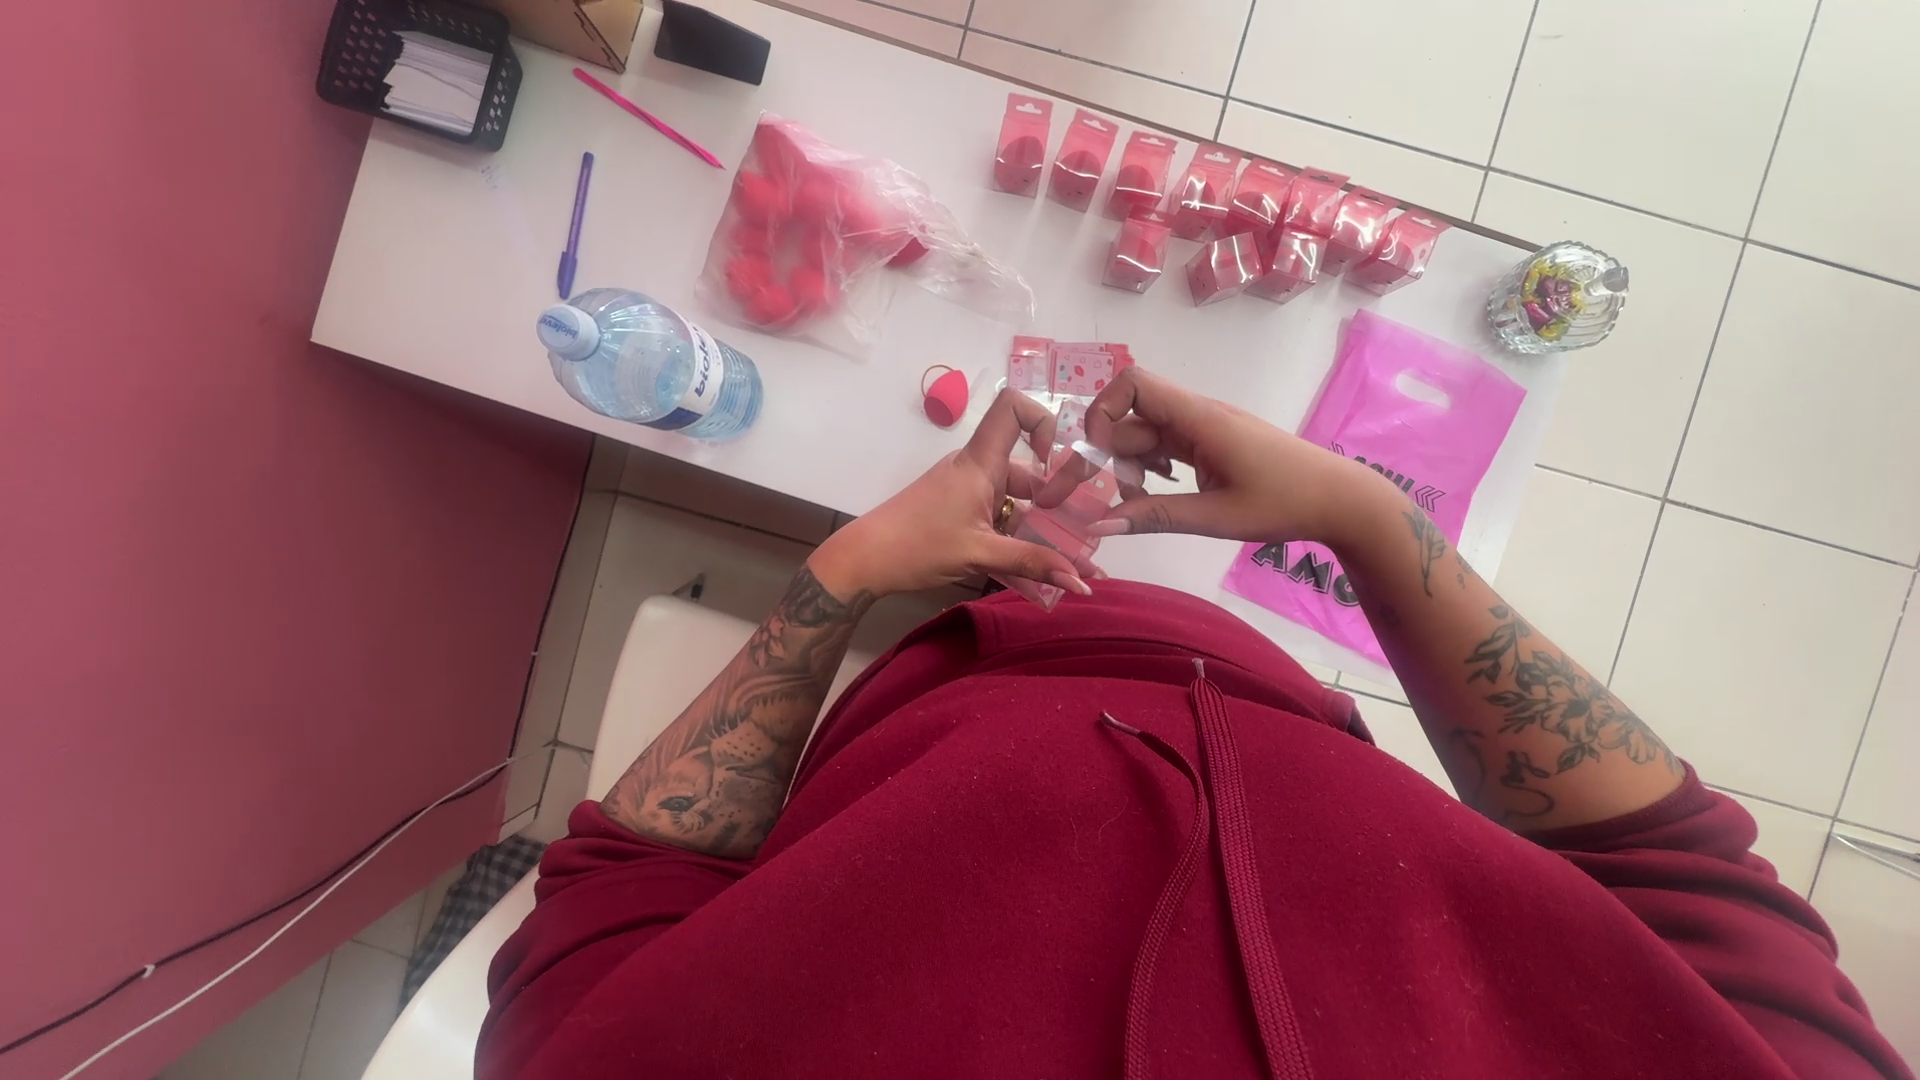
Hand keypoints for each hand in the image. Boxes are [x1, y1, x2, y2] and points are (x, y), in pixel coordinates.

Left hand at [808, 389, 1095, 599]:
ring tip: (1072, 562)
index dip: (1043, 421)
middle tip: (1086, 534)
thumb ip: (1033, 564)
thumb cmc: (918, 546)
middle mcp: (977, 468)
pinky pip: (1001, 517)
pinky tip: (1039, 570)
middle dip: (1059, 501)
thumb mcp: (980, 555)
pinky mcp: (960, 511)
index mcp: (980, 462)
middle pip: (1028, 469)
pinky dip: (1019, 538)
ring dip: (1042, 528)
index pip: (1012, 407)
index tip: (1055, 464)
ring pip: (1018, 499)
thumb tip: (1084, 581)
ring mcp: (968, 491)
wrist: (864, 561)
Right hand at [1037, 367, 1389, 548]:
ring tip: (1135, 505)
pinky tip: (1155, 495)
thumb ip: (1153, 517)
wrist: (1340, 500)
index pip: (1133, 384)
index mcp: (1198, 419)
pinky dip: (1148, 470)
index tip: (1094, 455)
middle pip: (1129, 420)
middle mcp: (1194, 415)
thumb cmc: (1284, 503)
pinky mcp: (1207, 444)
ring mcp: (1201, 429)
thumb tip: (1098, 524)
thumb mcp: (1215, 517)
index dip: (1102, 411)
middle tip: (1090, 500)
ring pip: (1142, 437)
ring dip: (1127, 469)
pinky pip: (1162, 447)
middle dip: (1104, 457)